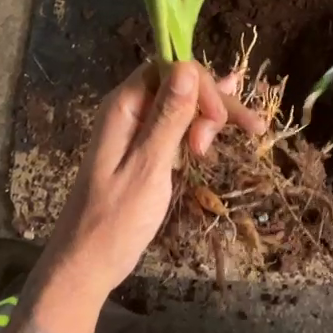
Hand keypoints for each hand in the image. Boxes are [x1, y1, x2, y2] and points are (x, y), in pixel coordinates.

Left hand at [42, 61, 264, 293]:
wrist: (85, 265)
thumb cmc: (115, 221)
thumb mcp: (147, 168)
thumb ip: (168, 117)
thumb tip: (187, 67)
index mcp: (124, 105)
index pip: (171, 69)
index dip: (201, 86)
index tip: (218, 121)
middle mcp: (130, 107)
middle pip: (181, 84)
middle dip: (213, 101)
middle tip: (244, 132)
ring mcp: (137, 127)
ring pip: (184, 103)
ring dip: (212, 114)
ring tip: (246, 131)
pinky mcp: (145, 146)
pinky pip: (177, 122)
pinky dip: (202, 121)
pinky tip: (226, 112)